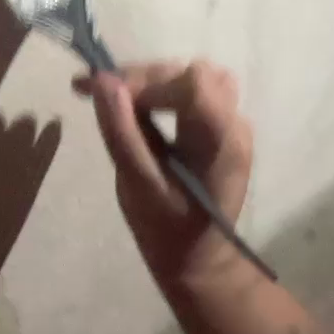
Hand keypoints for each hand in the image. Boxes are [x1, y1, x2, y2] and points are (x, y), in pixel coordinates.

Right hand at [76, 60, 255, 297]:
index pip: (188, 81)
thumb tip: (103, 79)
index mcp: (219, 139)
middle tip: (98, 93)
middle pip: (189, 73)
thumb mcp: (136, 183)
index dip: (144, 78)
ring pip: (193, 77)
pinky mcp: (222, 128)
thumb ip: (120, 129)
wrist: (198, 260)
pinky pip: (196, 91)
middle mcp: (235, 125)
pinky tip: (137, 109)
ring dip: (153, 81)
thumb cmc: (165, 228)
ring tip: (117, 99)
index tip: (101, 91)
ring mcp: (233, 125)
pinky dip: (163, 91)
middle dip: (142, 78)